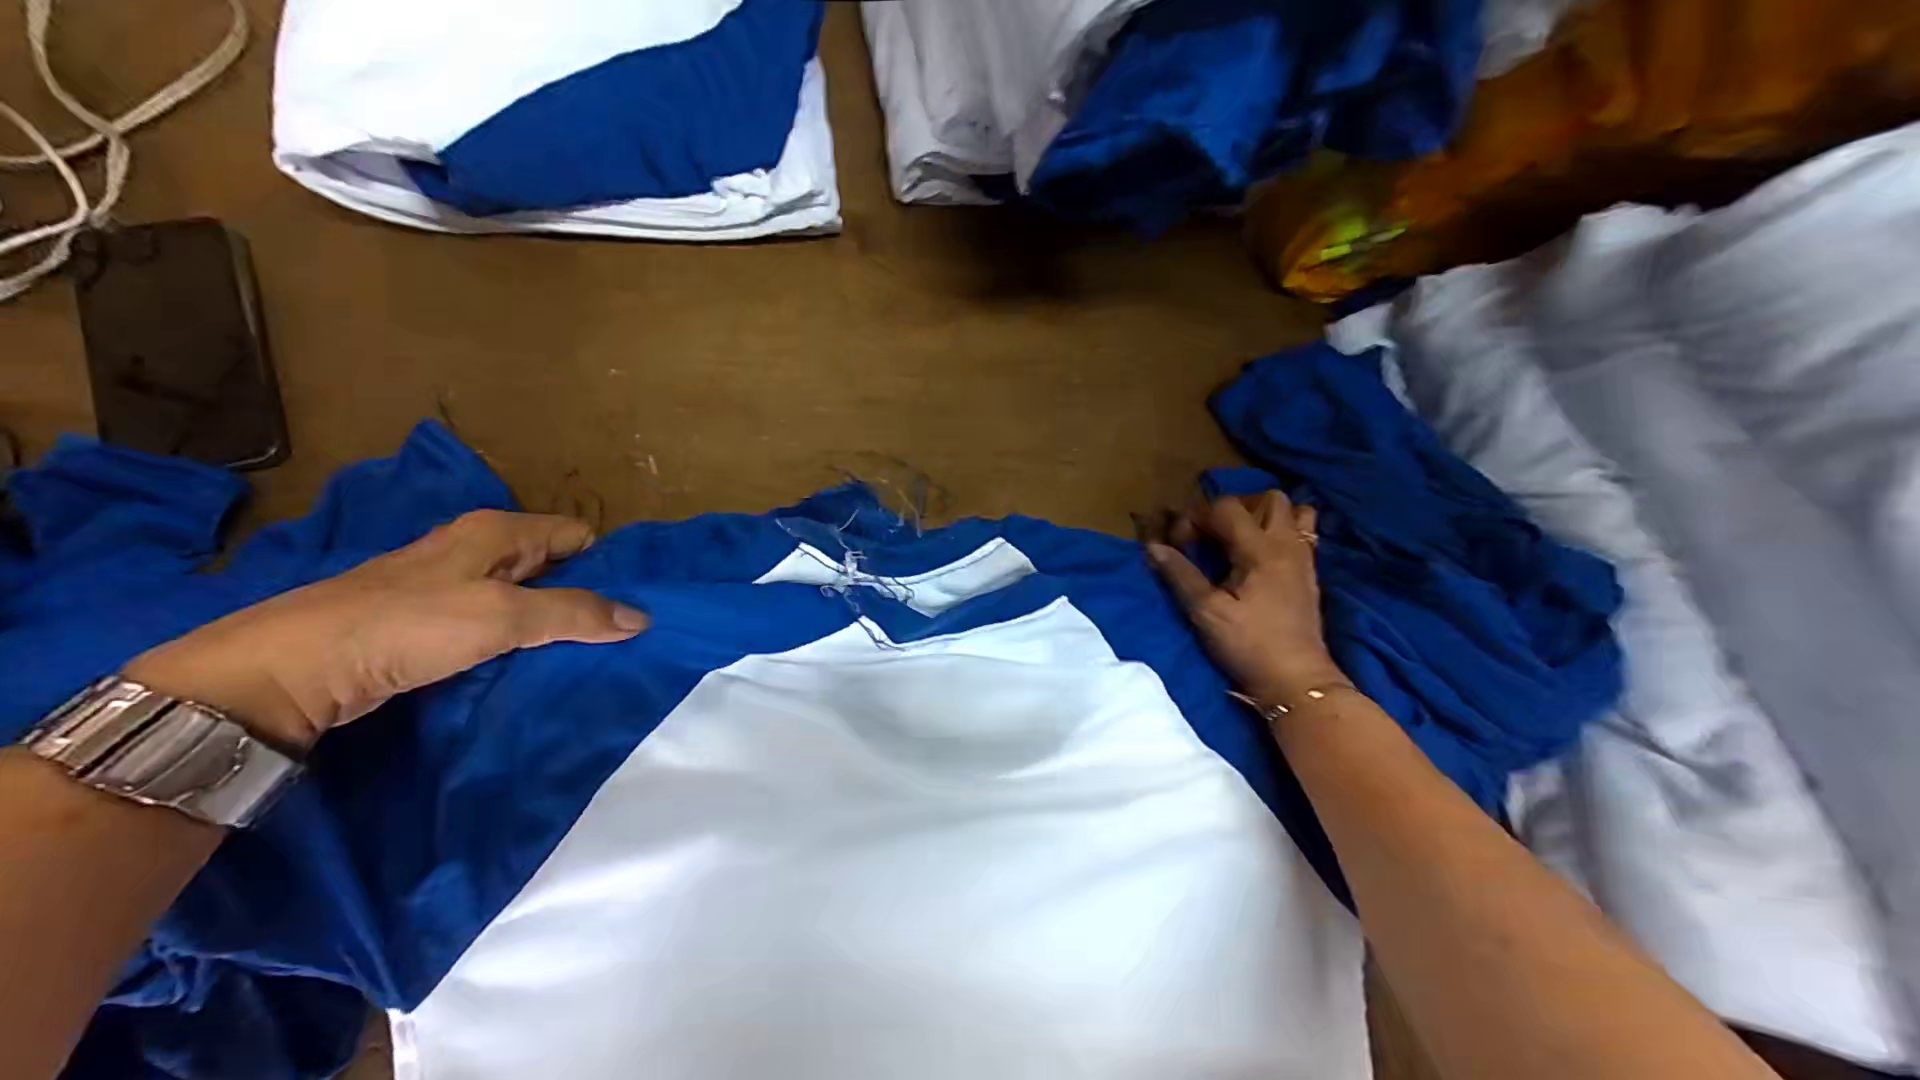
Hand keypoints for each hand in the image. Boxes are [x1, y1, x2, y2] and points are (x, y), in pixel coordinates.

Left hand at [123, 510, 648, 751]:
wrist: (289, 671)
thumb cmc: (405, 625)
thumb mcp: (502, 616)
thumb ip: (575, 613)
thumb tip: (641, 618)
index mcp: (498, 531)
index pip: (579, 537)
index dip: (610, 565)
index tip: (639, 602)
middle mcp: (480, 551)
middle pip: (557, 567)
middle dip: (589, 597)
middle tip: (624, 635)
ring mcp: (455, 589)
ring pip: (529, 600)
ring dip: (557, 625)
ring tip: (594, 655)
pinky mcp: (436, 625)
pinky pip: (500, 627)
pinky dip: (524, 643)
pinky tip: (541, 667)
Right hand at [1145, 491, 1350, 706]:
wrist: (1296, 680)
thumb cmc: (1249, 646)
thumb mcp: (1206, 612)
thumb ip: (1180, 575)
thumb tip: (1153, 547)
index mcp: (1260, 550)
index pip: (1225, 508)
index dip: (1196, 518)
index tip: (1180, 544)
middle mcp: (1287, 545)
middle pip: (1267, 498)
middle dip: (1235, 507)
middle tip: (1212, 532)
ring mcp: (1304, 558)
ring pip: (1294, 511)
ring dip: (1264, 515)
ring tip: (1240, 537)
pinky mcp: (1310, 574)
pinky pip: (1303, 533)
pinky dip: (1282, 531)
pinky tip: (1260, 554)